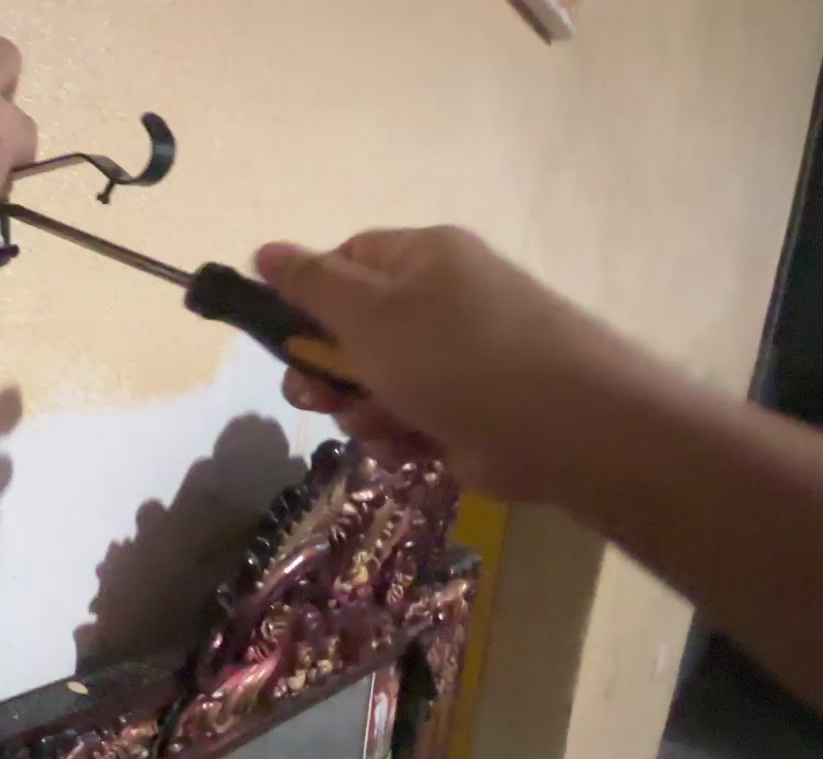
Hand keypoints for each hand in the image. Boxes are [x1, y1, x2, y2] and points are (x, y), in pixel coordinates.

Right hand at [257, 226, 648, 501]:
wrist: (559, 428)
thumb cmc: (451, 356)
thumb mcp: (366, 312)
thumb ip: (309, 283)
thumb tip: (264, 250)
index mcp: (419, 258)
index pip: (341, 263)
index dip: (306, 301)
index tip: (286, 339)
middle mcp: (435, 300)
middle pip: (343, 331)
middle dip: (323, 372)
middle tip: (320, 396)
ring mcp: (448, 355)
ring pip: (363, 382)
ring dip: (356, 410)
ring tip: (381, 424)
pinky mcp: (456, 404)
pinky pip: (396, 416)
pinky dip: (391, 434)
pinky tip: (408, 445)